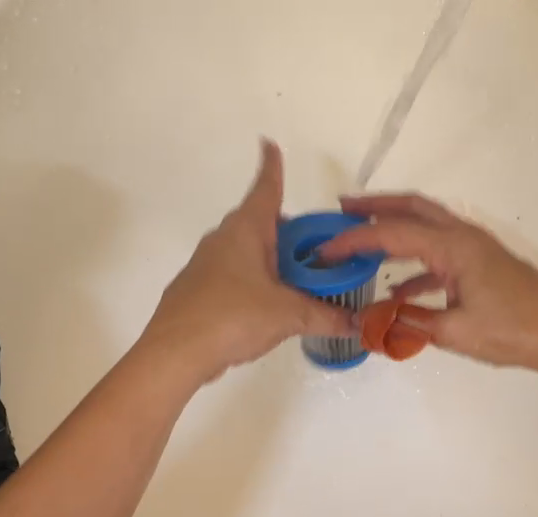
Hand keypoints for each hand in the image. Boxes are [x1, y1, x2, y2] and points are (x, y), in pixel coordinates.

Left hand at [134, 141, 352, 384]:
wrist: (177, 351)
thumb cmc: (233, 316)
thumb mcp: (289, 316)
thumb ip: (326, 317)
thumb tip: (360, 323)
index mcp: (247, 230)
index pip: (265, 189)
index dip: (272, 168)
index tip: (270, 144)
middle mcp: (225, 240)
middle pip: (264, 226)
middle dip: (292, 235)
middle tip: (320, 252)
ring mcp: (209, 266)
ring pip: (251, 255)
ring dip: (277, 264)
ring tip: (303, 287)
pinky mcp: (202, 292)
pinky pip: (239, 279)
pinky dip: (259, 286)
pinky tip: (272, 311)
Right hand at [316, 193, 537, 379]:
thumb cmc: (511, 332)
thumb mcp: (453, 332)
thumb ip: (409, 323)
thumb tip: (372, 321)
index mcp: (453, 246)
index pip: (392, 233)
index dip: (354, 239)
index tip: (325, 248)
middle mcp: (463, 236)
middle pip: (412, 210)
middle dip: (375, 208)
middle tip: (342, 210)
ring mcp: (476, 249)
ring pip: (427, 229)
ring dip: (395, 232)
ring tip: (364, 242)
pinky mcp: (484, 266)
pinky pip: (440, 256)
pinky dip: (416, 266)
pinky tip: (399, 291)